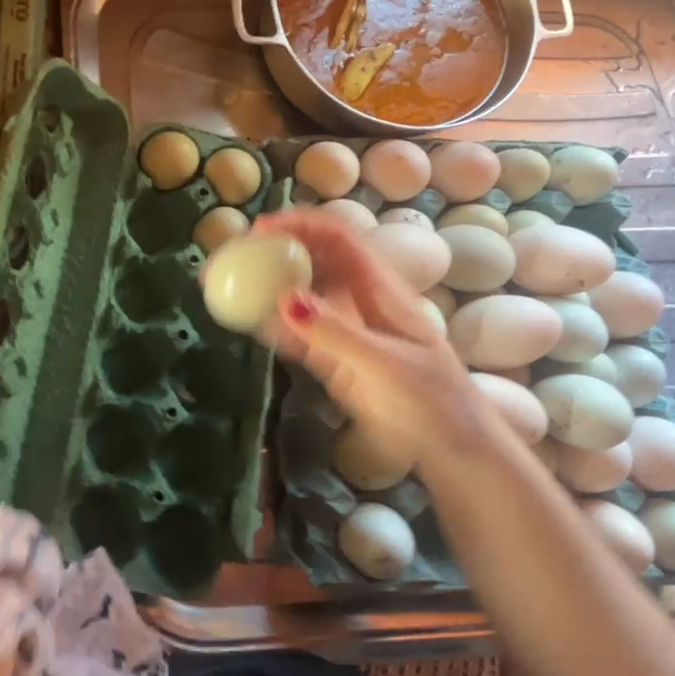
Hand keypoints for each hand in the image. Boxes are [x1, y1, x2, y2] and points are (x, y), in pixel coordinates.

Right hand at [251, 209, 491, 455]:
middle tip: (228, 255)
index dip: (299, 224)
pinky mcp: (330, 360)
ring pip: (294, 295)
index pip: (336, 237)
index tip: (259, 229)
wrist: (454, 451)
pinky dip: (266, 324)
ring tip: (219, 284)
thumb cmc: (433, 401)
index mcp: (378, 287)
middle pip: (308, 259)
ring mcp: (341, 329)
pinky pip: (291, 333)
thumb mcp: (386, 366)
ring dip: (259, 286)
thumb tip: (284, 299)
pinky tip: (240, 321)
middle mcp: (356, 299)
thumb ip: (335, 334)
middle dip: (268, 250)